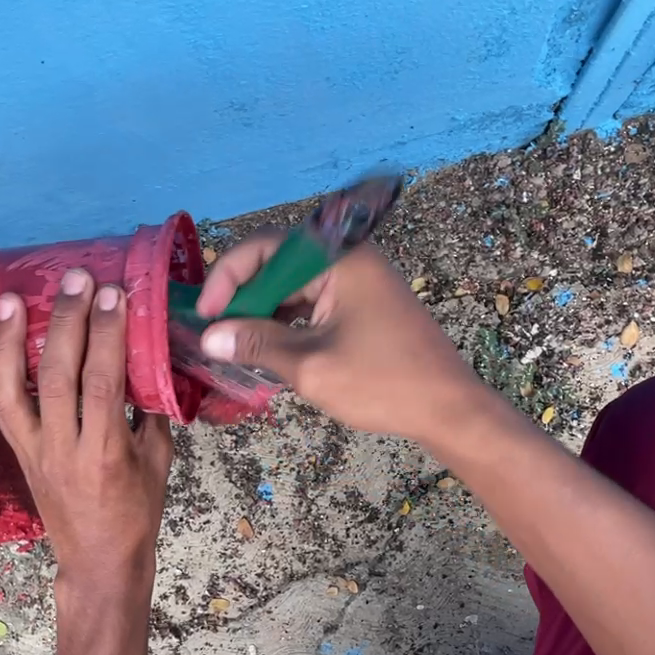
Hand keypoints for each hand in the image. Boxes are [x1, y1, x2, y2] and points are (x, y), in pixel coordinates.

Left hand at [0, 269, 173, 593]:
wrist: (98, 562)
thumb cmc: (137, 514)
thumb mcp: (158, 463)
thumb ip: (150, 412)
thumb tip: (147, 362)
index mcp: (105, 452)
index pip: (102, 382)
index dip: (106, 334)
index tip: (111, 293)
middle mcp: (62, 448)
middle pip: (57, 375)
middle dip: (65, 320)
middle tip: (75, 278)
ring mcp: (33, 450)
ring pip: (11, 389)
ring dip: (8, 340)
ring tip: (10, 298)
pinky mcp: (18, 454)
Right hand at [195, 232, 485, 441]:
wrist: (449, 408)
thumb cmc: (382, 383)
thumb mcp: (311, 366)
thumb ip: (257, 344)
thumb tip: (209, 336)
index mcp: (338, 259)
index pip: (266, 247)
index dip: (227, 278)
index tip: (205, 316)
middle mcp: (349, 258)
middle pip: (279, 263)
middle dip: (244, 297)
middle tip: (217, 334)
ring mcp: (360, 280)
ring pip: (295, 285)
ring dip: (265, 312)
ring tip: (238, 346)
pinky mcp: (365, 304)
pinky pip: (315, 301)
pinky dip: (289, 321)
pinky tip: (272, 349)